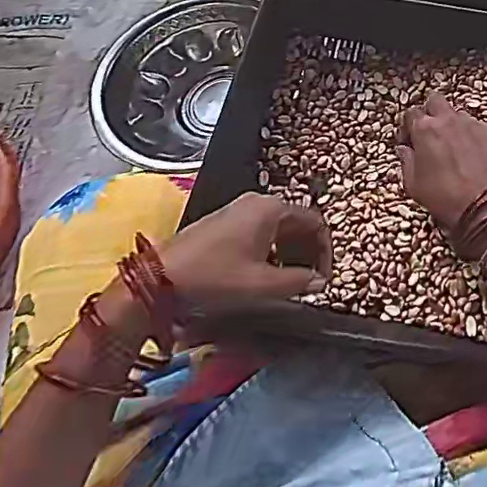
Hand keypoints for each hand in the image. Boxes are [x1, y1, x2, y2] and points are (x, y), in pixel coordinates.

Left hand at [159, 193, 331, 304]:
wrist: (161, 277)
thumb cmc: (214, 276)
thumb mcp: (261, 284)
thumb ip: (297, 282)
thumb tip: (319, 282)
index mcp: (271, 209)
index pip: (315, 221)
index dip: (325, 250)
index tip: (324, 277)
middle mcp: (258, 202)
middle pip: (298, 222)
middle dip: (309, 252)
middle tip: (311, 281)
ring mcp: (240, 209)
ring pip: (280, 228)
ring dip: (291, 253)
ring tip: (291, 281)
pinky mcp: (227, 221)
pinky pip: (262, 231)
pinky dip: (273, 250)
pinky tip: (267, 274)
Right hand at [397, 90, 486, 231]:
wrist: (481, 206)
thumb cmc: (443, 196)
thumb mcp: (413, 184)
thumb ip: (406, 161)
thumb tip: (404, 150)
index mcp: (424, 129)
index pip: (411, 113)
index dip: (408, 126)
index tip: (409, 140)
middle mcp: (447, 120)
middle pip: (435, 101)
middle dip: (430, 112)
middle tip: (430, 132)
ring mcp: (471, 124)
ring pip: (457, 112)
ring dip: (452, 123)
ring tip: (452, 144)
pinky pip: (477, 125)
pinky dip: (472, 134)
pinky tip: (471, 152)